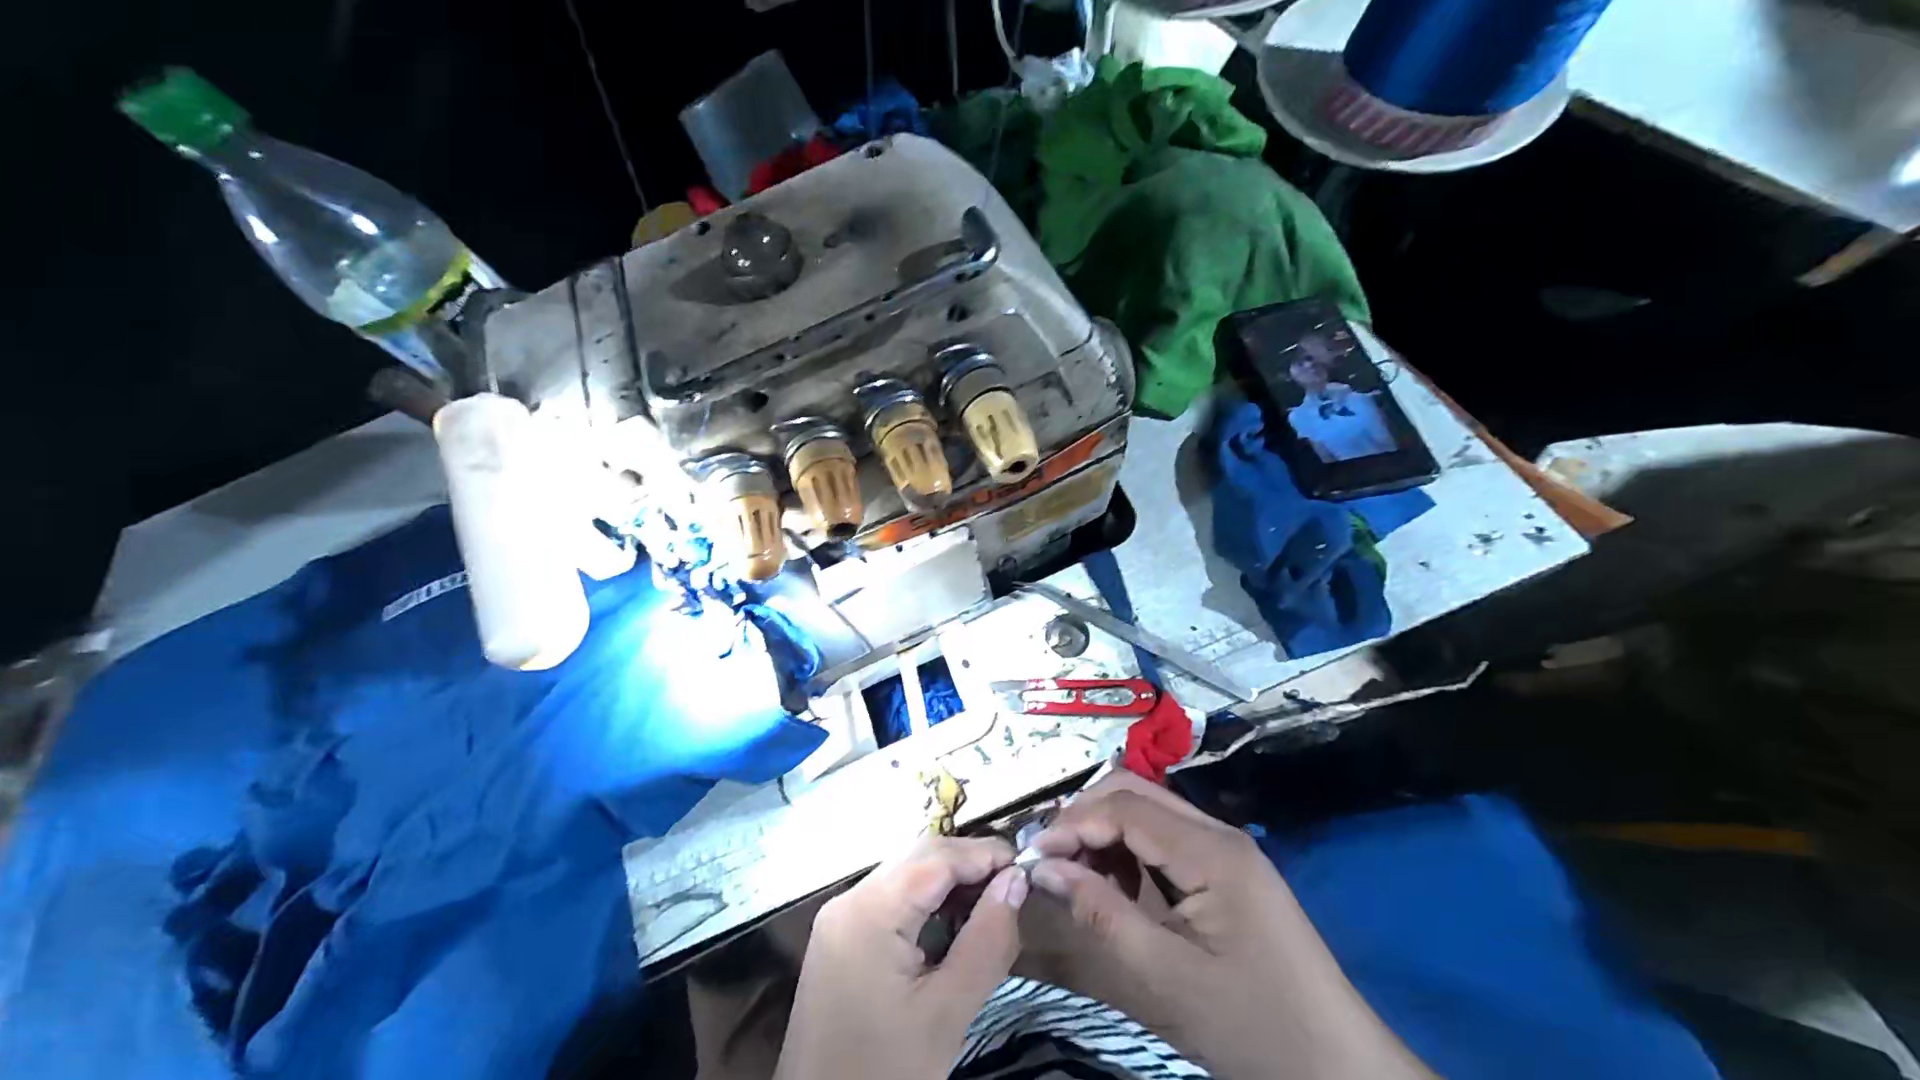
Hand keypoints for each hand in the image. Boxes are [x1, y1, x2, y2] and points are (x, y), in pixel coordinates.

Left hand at [775, 836, 1027, 1079]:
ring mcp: (839, 916)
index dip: (983, 853)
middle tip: (1013, 884)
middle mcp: (848, 899)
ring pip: (904, 873)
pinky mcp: (840, 936)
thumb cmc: (887, 1070)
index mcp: (869, 910)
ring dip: (948, 879)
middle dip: (968, 862)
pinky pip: (890, 897)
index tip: (1026, 865)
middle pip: (917, 857)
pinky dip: (925, 899)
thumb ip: (987, 940)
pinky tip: (952, 921)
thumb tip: (1016, 880)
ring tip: (990, 901)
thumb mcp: (948, 1011)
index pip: (935, 856)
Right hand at [1027, 772, 1434, 1079]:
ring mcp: (1226, 850)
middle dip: (1085, 817)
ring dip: (1105, 831)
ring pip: (1149, 811)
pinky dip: (1128, 850)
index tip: (1032, 856)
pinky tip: (1113, 884)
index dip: (1073, 823)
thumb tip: (1044, 867)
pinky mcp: (1227, 872)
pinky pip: (1165, 840)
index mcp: (1212, 851)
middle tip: (1049, 859)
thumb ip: (1101, 913)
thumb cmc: (1252, 1024)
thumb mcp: (1166, 977)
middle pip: (1137, 793)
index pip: (1126, 806)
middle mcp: (1219, 834)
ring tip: (1073, 872)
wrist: (1337, 1067)